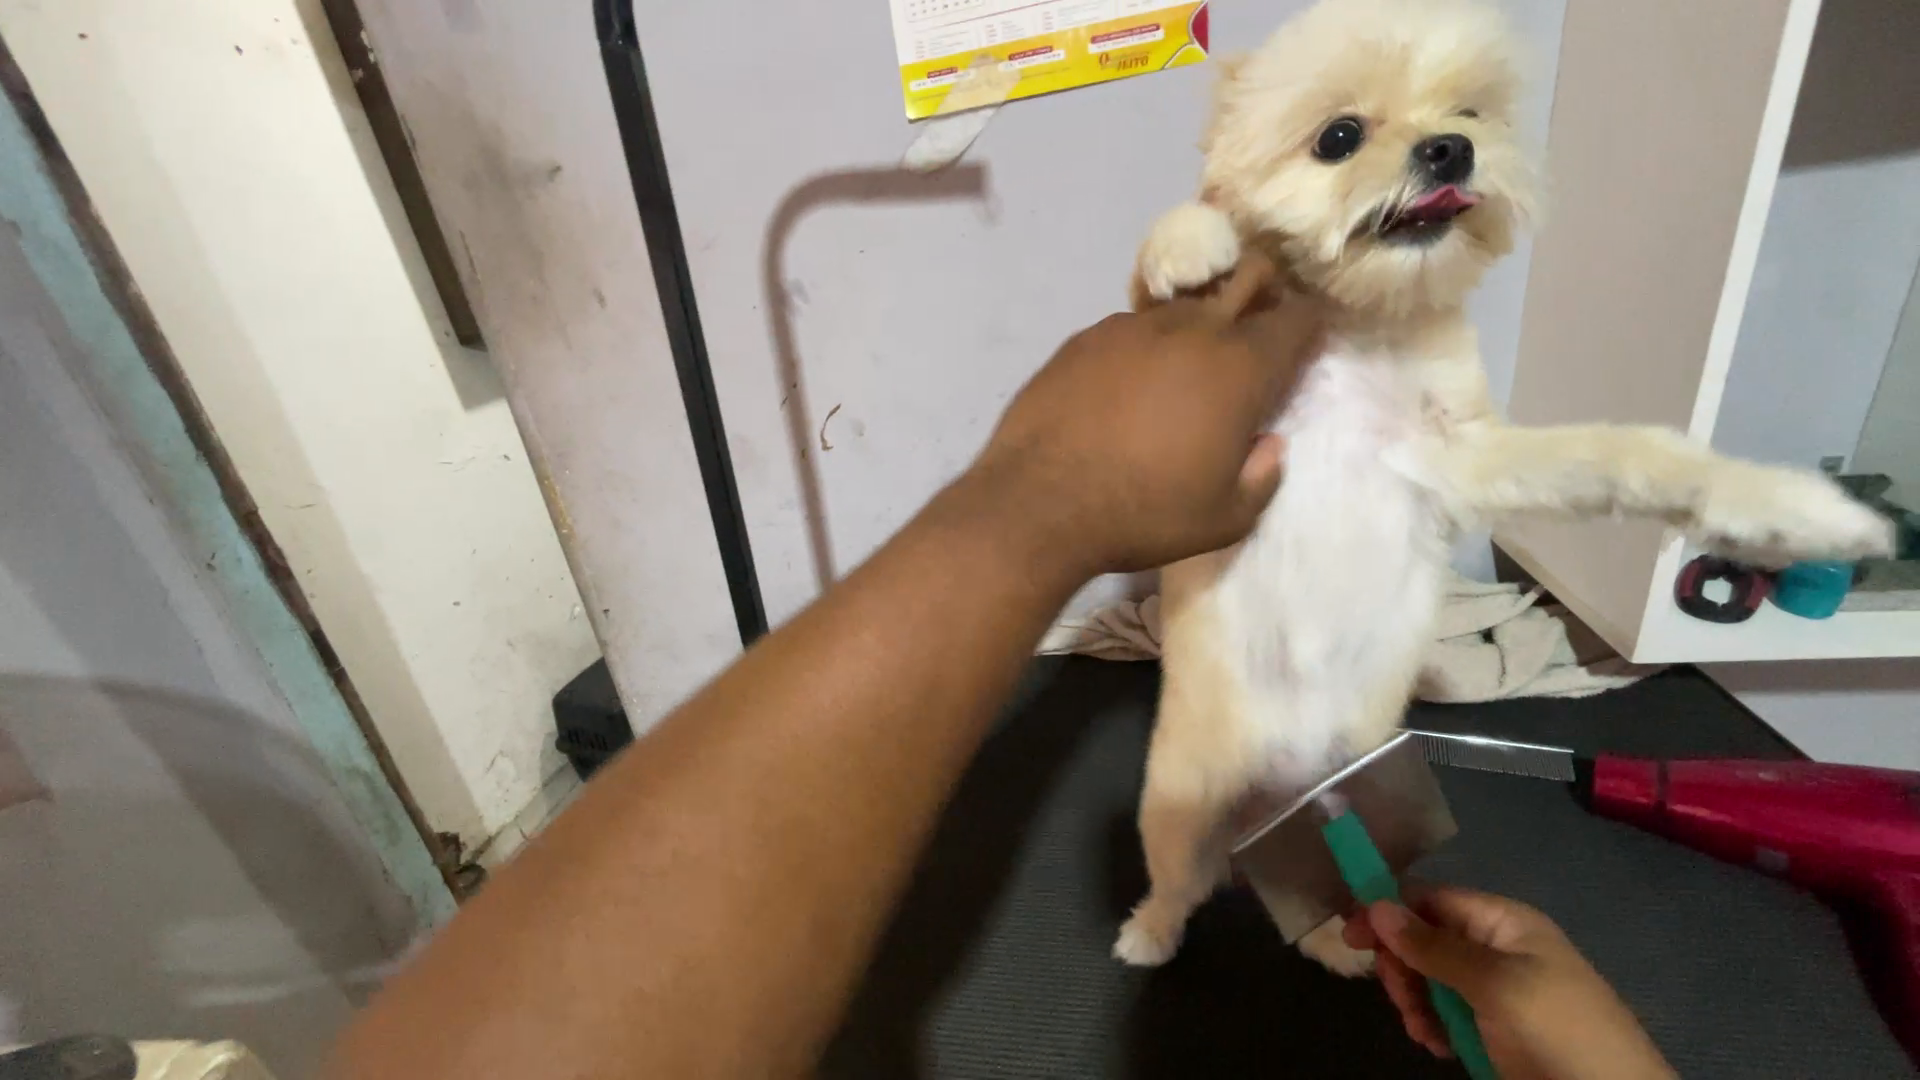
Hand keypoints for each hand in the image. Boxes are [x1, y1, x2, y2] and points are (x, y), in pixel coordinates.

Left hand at [965, 253, 1322, 579]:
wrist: (1039, 504)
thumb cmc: (1142, 515)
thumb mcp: (1223, 519)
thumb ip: (1261, 478)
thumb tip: (1268, 445)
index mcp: (1238, 367)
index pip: (1297, 319)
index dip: (1308, 326)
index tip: (1302, 344)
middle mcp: (1190, 329)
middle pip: (1244, 281)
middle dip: (1261, 296)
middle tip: (1250, 336)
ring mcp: (1130, 327)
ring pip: (1181, 306)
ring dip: (1194, 326)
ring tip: (1176, 370)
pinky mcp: (1082, 338)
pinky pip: (1128, 329)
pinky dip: (1139, 347)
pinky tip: (1121, 384)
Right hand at [1345, 889, 1675, 1079]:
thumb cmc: (1559, 1032)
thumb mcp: (1493, 985)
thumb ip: (1431, 946)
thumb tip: (1374, 904)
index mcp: (1502, 922)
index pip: (1427, 898)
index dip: (1386, 911)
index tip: (1351, 939)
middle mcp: (1497, 947)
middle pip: (1423, 937)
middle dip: (1403, 966)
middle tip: (1401, 999)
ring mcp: (1499, 989)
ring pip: (1430, 976)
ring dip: (1415, 1000)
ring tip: (1423, 1032)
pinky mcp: (1499, 1027)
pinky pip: (1447, 1010)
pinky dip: (1433, 1023)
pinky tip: (1436, 1044)